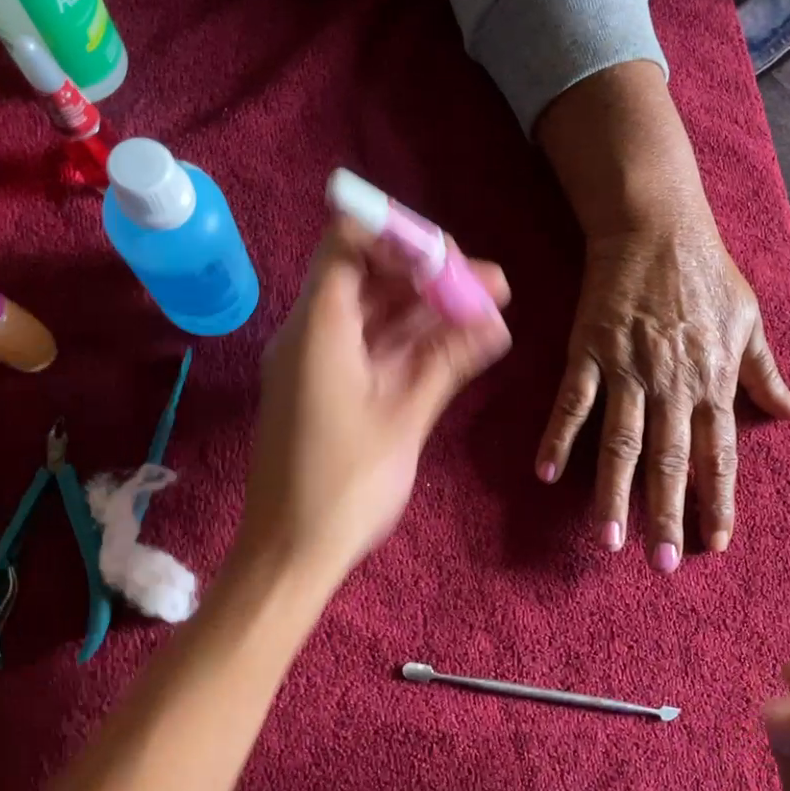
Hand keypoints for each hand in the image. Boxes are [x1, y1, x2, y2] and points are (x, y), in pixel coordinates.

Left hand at [242, 217, 511, 574]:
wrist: (292, 552)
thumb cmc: (344, 486)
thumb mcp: (405, 418)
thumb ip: (448, 361)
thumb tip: (497, 322)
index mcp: (318, 329)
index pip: (349, 244)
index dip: (400, 238)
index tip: (452, 257)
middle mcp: (314, 335)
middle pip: (371, 279)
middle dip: (431, 277)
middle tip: (492, 285)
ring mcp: (322, 365)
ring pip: (378, 317)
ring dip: (430, 312)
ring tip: (491, 310)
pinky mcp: (332, 392)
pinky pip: (375, 351)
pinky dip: (414, 345)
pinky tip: (460, 345)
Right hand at [535, 217, 789, 568]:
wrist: (656, 224)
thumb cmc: (707, 272)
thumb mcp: (751, 321)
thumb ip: (768, 375)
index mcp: (714, 380)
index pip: (719, 454)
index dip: (717, 501)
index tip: (715, 543)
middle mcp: (674, 384)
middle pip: (669, 460)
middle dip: (667, 515)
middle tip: (663, 563)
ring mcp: (628, 369)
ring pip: (621, 442)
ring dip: (614, 493)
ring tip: (609, 540)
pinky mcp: (590, 351)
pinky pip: (573, 402)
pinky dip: (559, 437)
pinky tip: (547, 474)